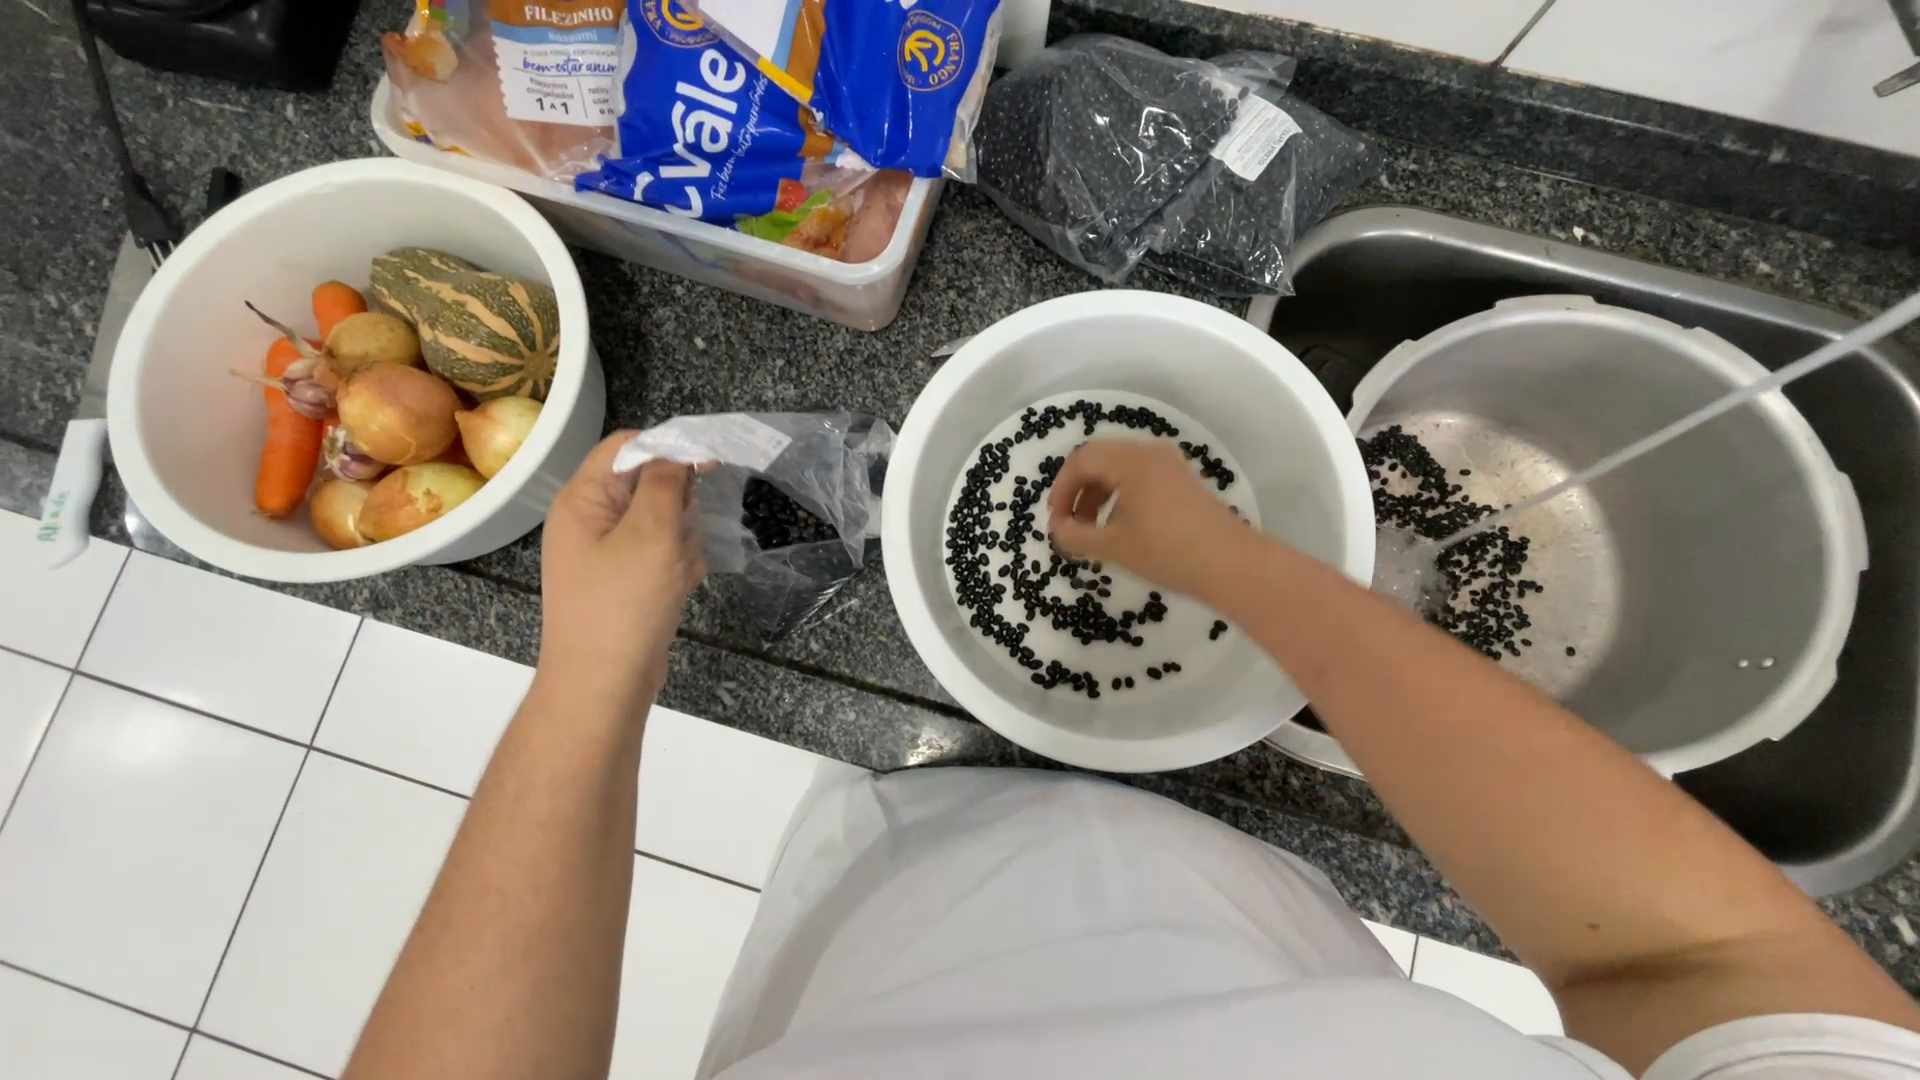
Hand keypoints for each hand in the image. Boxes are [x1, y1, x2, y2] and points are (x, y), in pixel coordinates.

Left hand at [537, 431, 704, 699]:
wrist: (602, 684)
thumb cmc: (624, 604)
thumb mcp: (651, 533)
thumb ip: (665, 482)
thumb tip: (677, 452)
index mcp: (583, 498)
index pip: (627, 446)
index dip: (668, 446)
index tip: (710, 464)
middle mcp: (589, 519)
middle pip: (647, 483)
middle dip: (678, 505)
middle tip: (683, 536)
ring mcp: (605, 552)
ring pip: (661, 521)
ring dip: (682, 539)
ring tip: (679, 570)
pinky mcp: (623, 579)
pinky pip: (659, 553)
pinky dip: (677, 564)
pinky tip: (679, 586)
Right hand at [1047, 438, 1256, 600]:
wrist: (1231, 565)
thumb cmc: (1167, 552)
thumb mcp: (1113, 546)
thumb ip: (1075, 536)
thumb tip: (1056, 529)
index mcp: (1131, 460)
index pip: (1081, 460)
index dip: (1061, 489)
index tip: (1055, 520)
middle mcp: (1150, 452)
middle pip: (1099, 459)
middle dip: (1077, 490)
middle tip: (1069, 523)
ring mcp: (1169, 464)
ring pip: (1119, 468)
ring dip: (1097, 494)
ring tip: (1092, 530)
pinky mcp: (1181, 480)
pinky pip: (1138, 477)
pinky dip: (1119, 496)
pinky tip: (1119, 526)